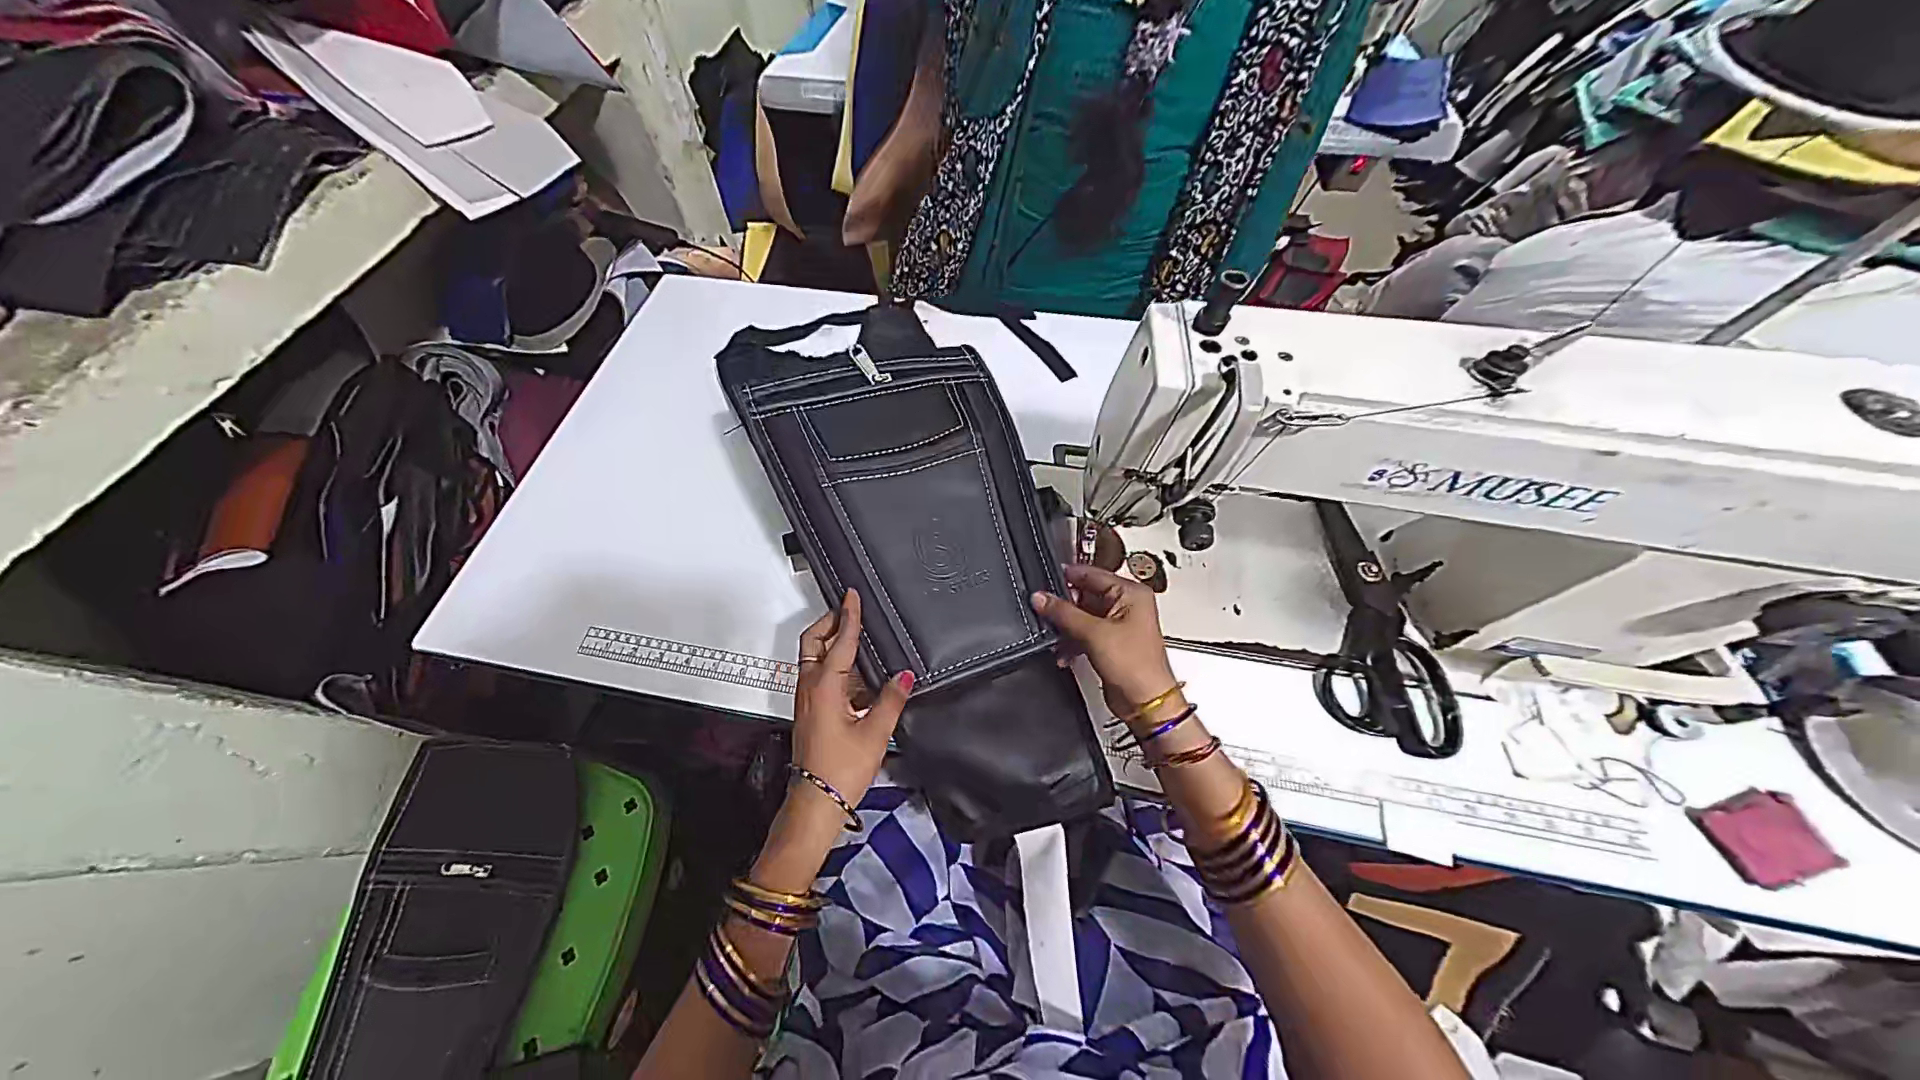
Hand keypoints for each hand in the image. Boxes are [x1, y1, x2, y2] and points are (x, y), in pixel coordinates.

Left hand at [791, 589, 911, 814]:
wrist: (816, 802)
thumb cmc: (840, 770)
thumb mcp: (875, 733)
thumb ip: (891, 700)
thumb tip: (903, 676)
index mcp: (824, 686)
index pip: (839, 640)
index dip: (849, 616)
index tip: (852, 596)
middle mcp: (809, 688)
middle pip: (813, 642)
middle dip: (830, 622)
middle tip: (848, 611)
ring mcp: (806, 701)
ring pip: (814, 659)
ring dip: (832, 644)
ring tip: (857, 639)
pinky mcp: (809, 712)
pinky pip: (818, 678)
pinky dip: (834, 666)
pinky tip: (857, 677)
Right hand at [1031, 563, 1179, 715]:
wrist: (1145, 702)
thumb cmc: (1138, 667)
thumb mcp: (1094, 632)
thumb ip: (1063, 613)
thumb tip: (1042, 598)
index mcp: (1131, 594)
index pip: (1093, 574)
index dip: (1068, 576)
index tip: (1046, 579)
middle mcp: (1127, 606)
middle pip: (1086, 596)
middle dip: (1065, 607)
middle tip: (1046, 609)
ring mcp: (1119, 625)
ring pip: (1083, 616)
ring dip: (1067, 627)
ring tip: (1054, 634)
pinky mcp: (1110, 644)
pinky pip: (1084, 634)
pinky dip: (1072, 641)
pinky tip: (1063, 652)